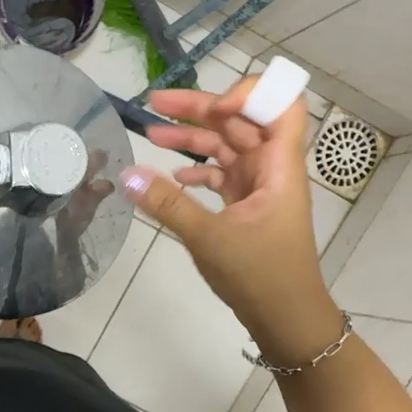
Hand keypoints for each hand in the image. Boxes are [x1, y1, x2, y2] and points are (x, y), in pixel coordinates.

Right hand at [125, 76, 341, 364]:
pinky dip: (199, 172)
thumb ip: (167, 204)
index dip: (248, 94)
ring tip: (152, 134)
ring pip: (227, 149)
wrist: (285, 317)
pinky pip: (222, 177)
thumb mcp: (209, 237)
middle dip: (200, 110)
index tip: (209, 105)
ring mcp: (259, 188)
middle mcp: (271, 168)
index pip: (279, 105)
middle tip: (154, 106)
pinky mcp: (247, 208)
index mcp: (278, 166)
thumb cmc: (259, 274)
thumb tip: (126, 175)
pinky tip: (172, 177)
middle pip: (241, 122)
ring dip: (193, 140)